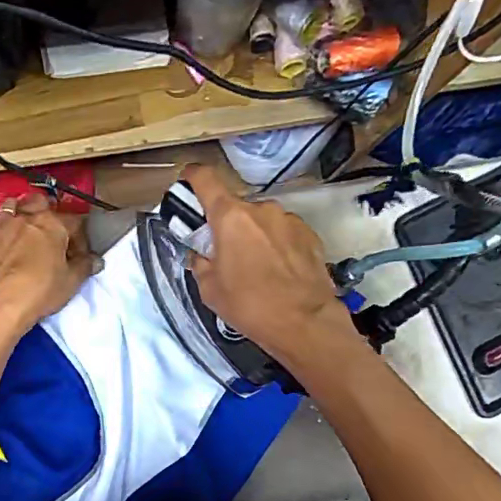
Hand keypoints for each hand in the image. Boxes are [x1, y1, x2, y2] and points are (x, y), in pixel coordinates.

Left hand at [0, 193, 96, 334]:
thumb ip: (85, 265)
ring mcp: (1, 227)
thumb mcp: (73, 280)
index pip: (75, 222)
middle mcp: (26, 218)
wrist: (4, 303)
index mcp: (52, 224)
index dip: (81, 238)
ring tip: (26, 224)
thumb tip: (95, 260)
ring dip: (20, 210)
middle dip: (48, 210)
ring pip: (10, 206)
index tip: (82, 255)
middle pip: (39, 202)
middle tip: (55, 229)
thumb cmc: (42, 289)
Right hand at [182, 166, 359, 365]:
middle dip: (231, 227)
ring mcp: (290, 220)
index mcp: (230, 217)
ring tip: (263, 269)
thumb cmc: (252, 307)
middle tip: (232, 256)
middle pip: (238, 208)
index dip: (193, 177)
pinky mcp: (311, 235)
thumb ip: (201, 263)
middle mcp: (262, 209)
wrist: (305, 323)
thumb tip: (202, 254)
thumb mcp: (211, 290)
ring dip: (259, 237)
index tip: (189, 183)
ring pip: (265, 222)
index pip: (205, 179)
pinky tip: (284, 272)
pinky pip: (287, 234)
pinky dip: (281, 246)